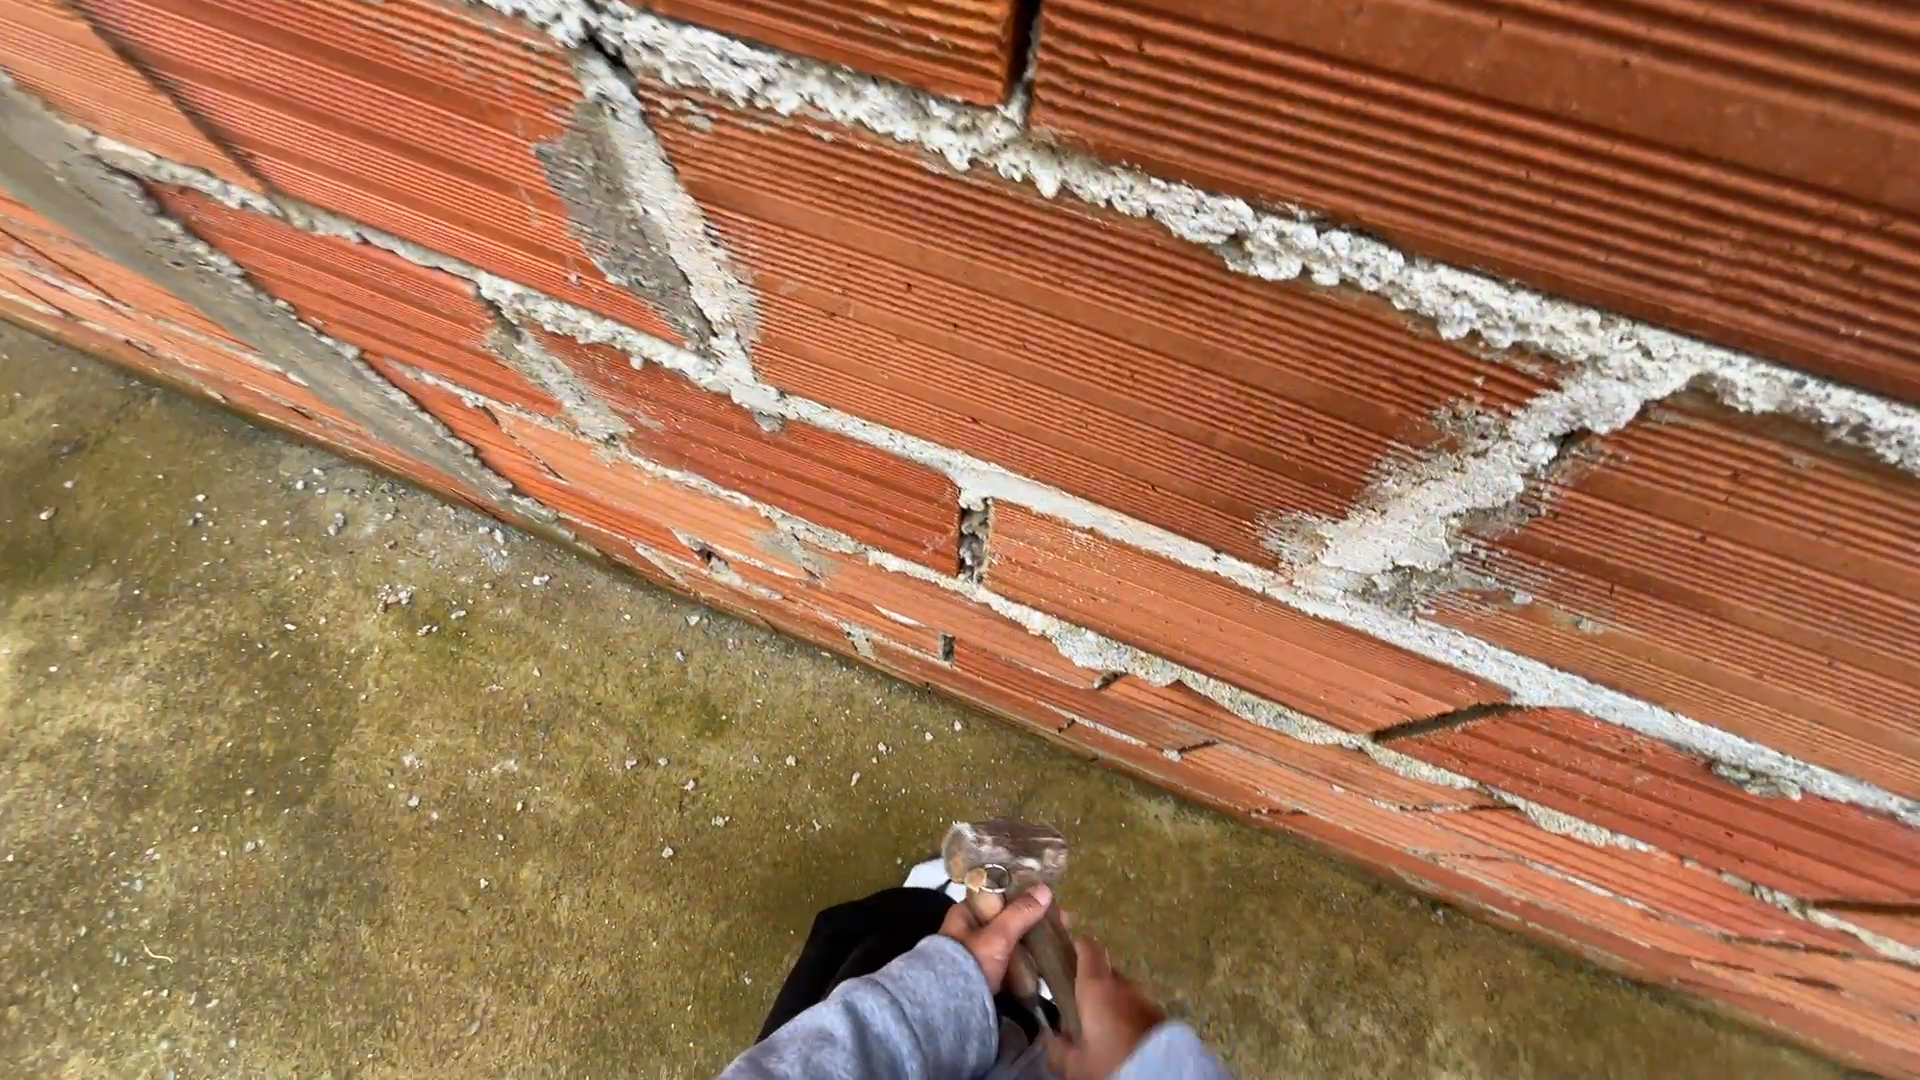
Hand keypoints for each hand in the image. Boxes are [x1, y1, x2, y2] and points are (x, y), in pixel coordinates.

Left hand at [938, 884, 1052, 992]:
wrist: (953, 1010)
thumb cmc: (971, 962)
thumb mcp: (997, 935)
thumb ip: (1020, 913)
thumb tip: (1045, 889)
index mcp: (967, 912)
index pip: (998, 894)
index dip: (1023, 894)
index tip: (1047, 898)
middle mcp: (972, 929)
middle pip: (1008, 918)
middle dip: (1034, 919)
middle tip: (1062, 922)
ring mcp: (980, 953)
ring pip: (1012, 941)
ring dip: (1033, 941)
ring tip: (1060, 941)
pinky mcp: (988, 975)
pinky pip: (1012, 962)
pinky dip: (1028, 961)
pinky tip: (1047, 961)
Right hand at [1049, 937, 1166, 1079]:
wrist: (1158, 1077)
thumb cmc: (1110, 1064)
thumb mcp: (1076, 1066)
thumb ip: (1060, 1049)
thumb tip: (1052, 1041)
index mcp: (1095, 986)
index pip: (1088, 948)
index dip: (1079, 945)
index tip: (1070, 950)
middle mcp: (1122, 985)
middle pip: (1105, 972)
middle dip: (1094, 985)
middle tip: (1084, 1009)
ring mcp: (1145, 998)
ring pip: (1123, 992)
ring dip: (1114, 1003)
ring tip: (1105, 1030)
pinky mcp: (1161, 1016)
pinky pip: (1138, 1009)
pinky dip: (1130, 1017)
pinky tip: (1126, 1039)